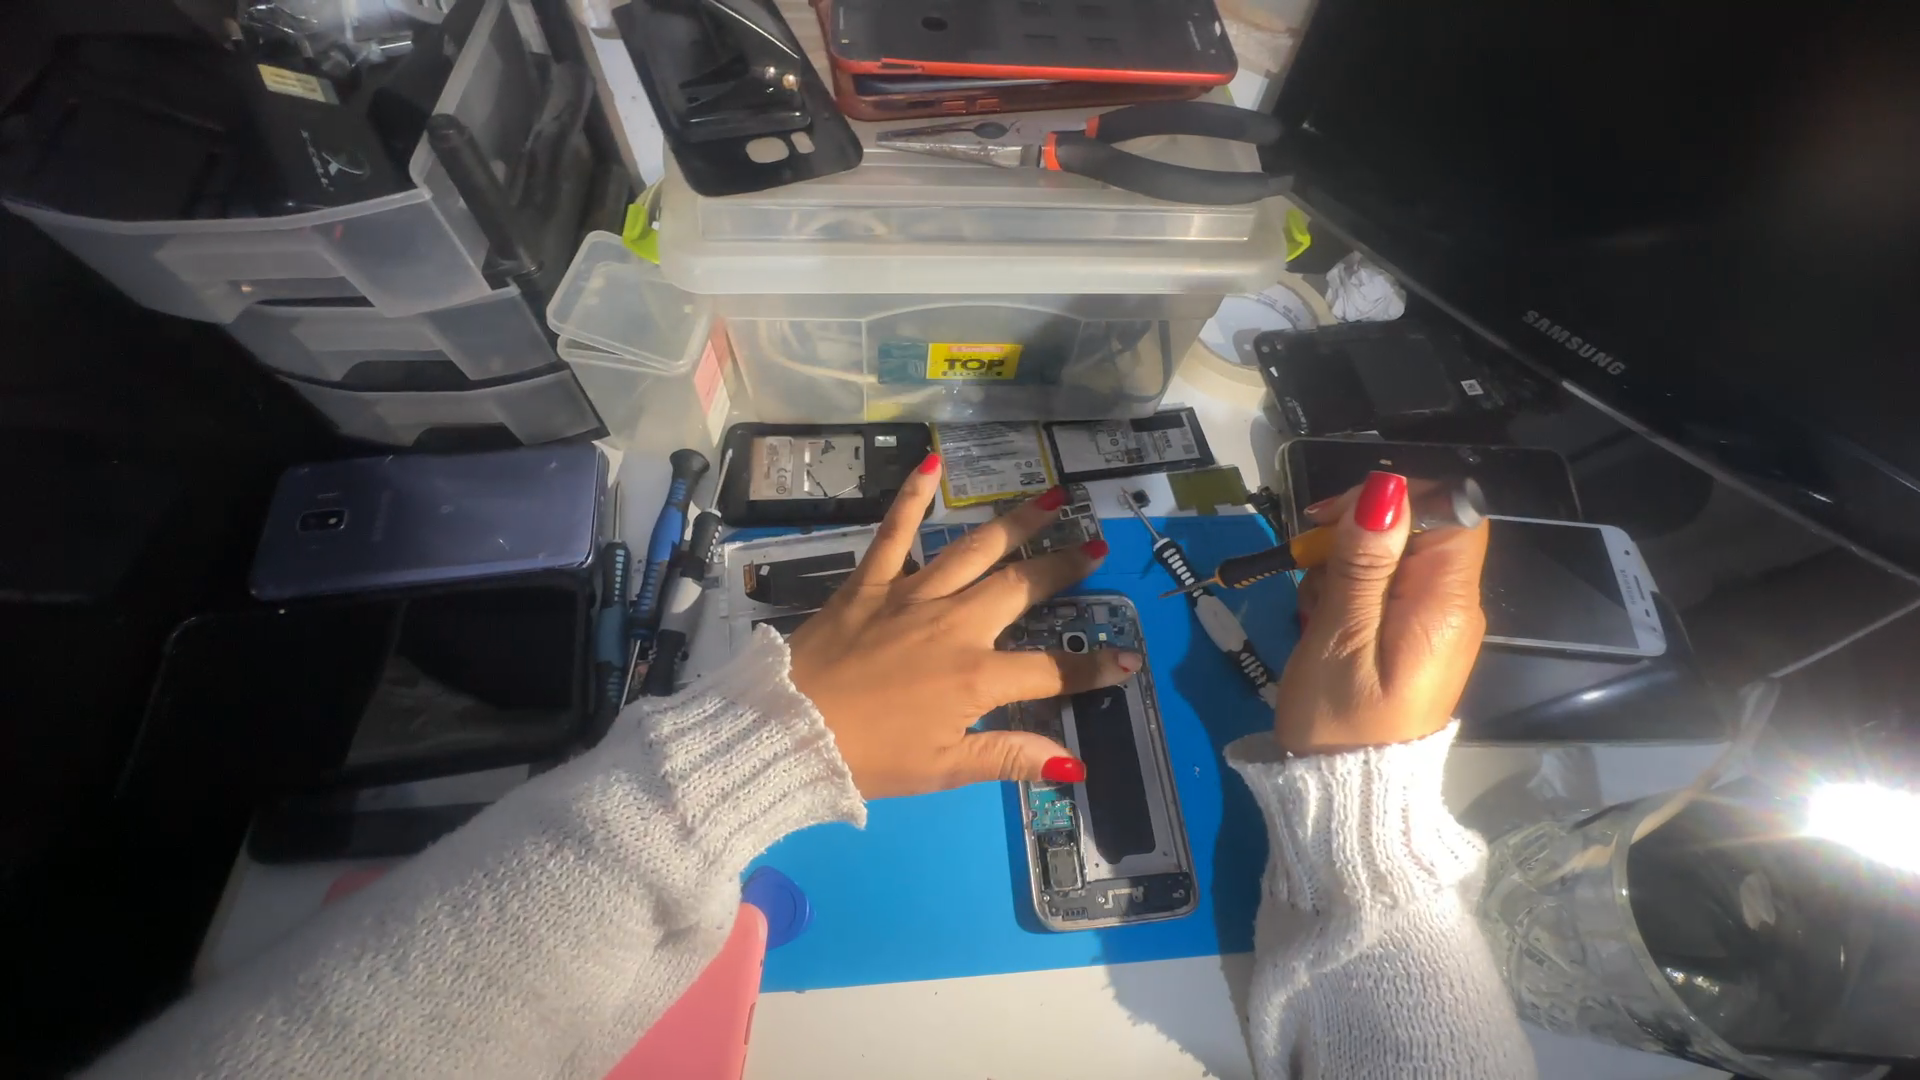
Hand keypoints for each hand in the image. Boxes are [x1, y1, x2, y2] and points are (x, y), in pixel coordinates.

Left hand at [789, 456, 1140, 798]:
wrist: (784, 729)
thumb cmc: (864, 757)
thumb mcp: (941, 769)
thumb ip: (1009, 758)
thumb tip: (1073, 764)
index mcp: (974, 675)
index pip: (1049, 669)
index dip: (1093, 667)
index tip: (1128, 660)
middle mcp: (953, 623)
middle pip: (1020, 588)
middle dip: (1064, 568)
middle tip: (1095, 548)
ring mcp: (911, 594)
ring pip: (975, 549)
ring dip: (1017, 523)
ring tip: (1052, 499)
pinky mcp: (871, 579)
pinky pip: (895, 530)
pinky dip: (913, 495)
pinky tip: (934, 462)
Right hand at [1275, 471, 1489, 754]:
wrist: (1343, 791)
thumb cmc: (1338, 720)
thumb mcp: (1339, 638)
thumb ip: (1363, 565)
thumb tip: (1386, 492)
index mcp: (1445, 606)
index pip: (1451, 514)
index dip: (1395, 501)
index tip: (1332, 518)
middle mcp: (1451, 607)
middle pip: (1416, 533)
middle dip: (1354, 538)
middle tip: (1306, 566)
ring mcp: (1430, 624)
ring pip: (1389, 560)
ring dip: (1340, 568)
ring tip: (1311, 611)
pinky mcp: (1406, 638)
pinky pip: (1380, 592)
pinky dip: (1343, 594)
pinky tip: (1319, 623)